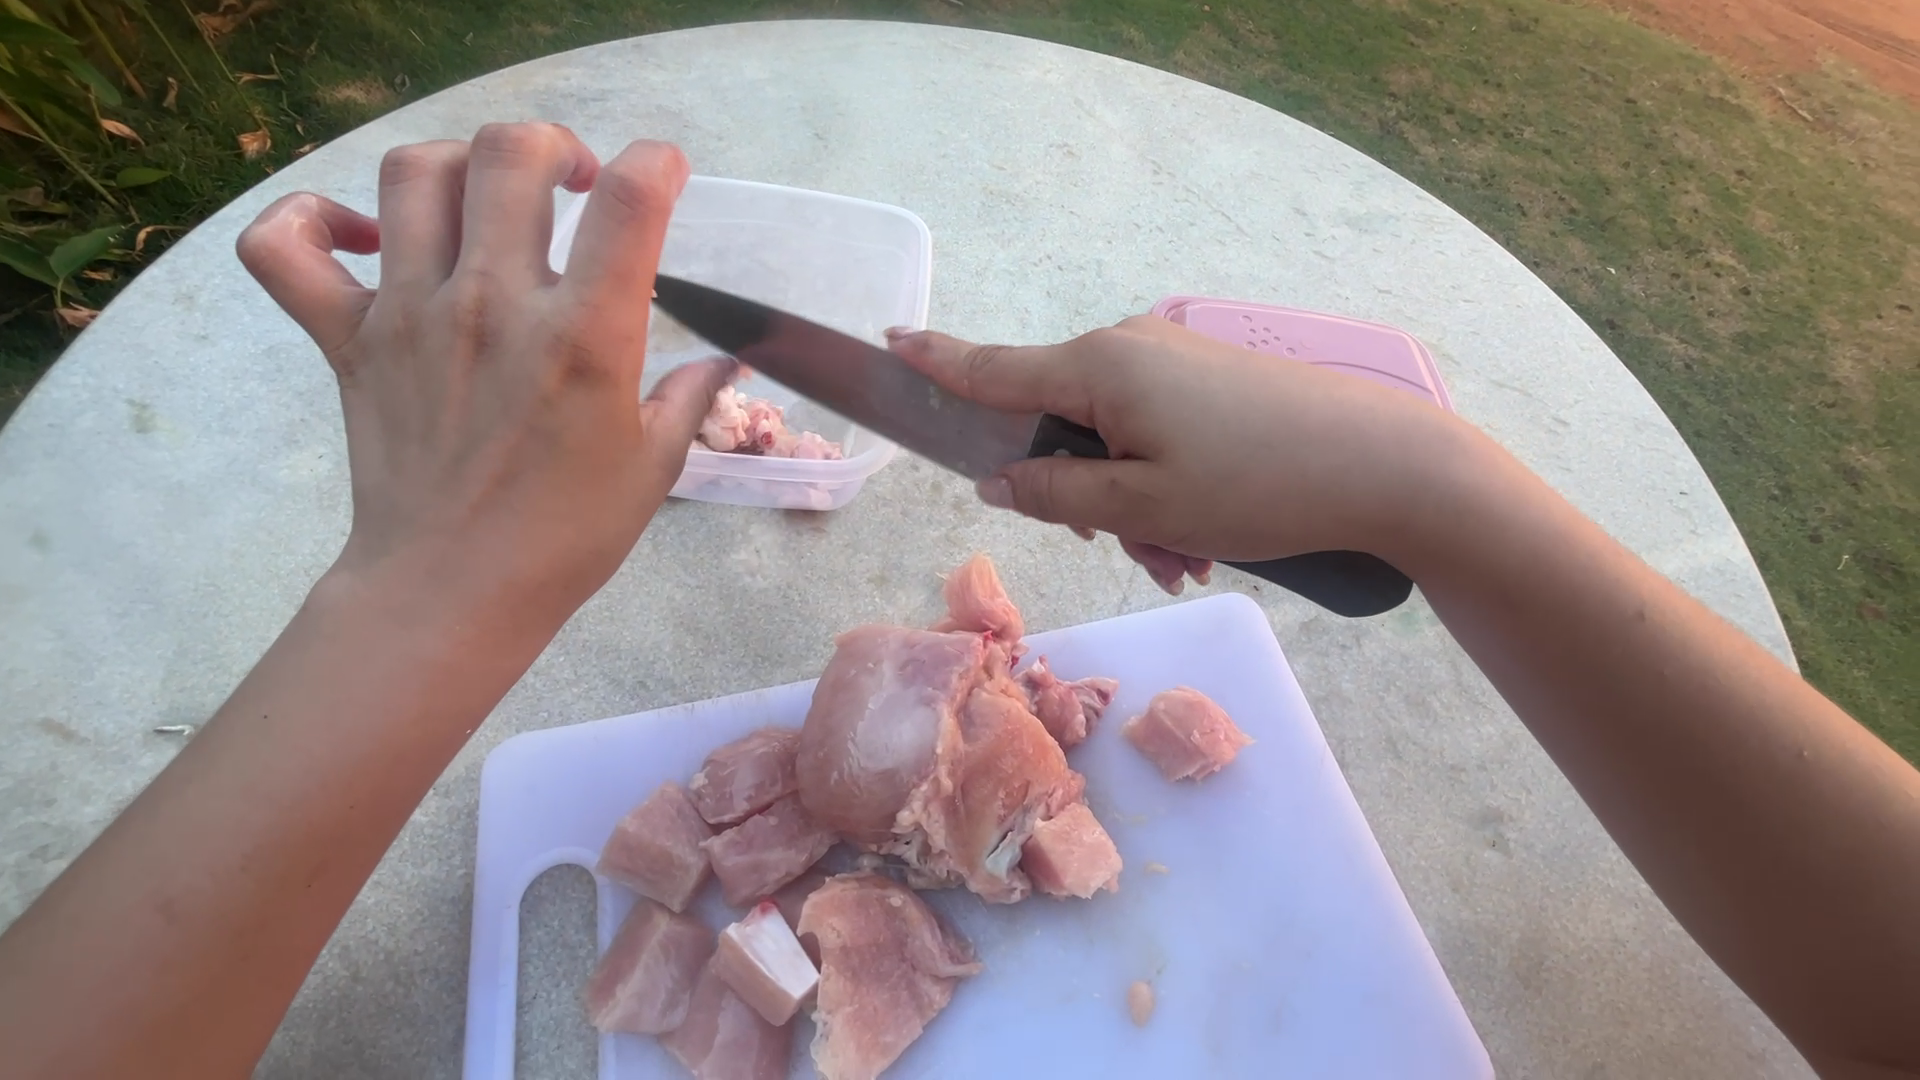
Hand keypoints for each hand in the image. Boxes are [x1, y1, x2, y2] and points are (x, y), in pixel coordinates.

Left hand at [236, 125, 729, 631]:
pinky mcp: (346, 339)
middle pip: (509, 155)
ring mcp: (411, 314)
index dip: (656, 166)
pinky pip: (288, 246)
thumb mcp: (656, 466)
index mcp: (588, 337)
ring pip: (413, 175)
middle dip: (554, 146)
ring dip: (461, 164)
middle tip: (575, 183)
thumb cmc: (573, 532)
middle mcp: (498, 304)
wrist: (457, 587)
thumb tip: (724, 362)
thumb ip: (690, 398)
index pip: (630, 206)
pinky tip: (364, 236)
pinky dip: (312, 220)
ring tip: (489, 199)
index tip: (666, 175)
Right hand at [886, 316, 1475, 590]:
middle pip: (1059, 425)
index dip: (938, 362)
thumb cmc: (1254, 486)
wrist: (1389, 467)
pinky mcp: (1207, 380)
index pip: (994, 368)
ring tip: (1185, 559)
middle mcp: (1129, 349)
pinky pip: (1154, 437)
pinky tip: (1204, 536)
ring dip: (1130, 509)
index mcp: (1100, 368)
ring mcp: (1172, 361)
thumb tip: (995, 479)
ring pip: (1112, 443)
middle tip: (1136, 553)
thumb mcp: (1139, 508)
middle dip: (1079, 496)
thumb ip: (1052, 492)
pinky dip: (1162, 490)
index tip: (890, 342)